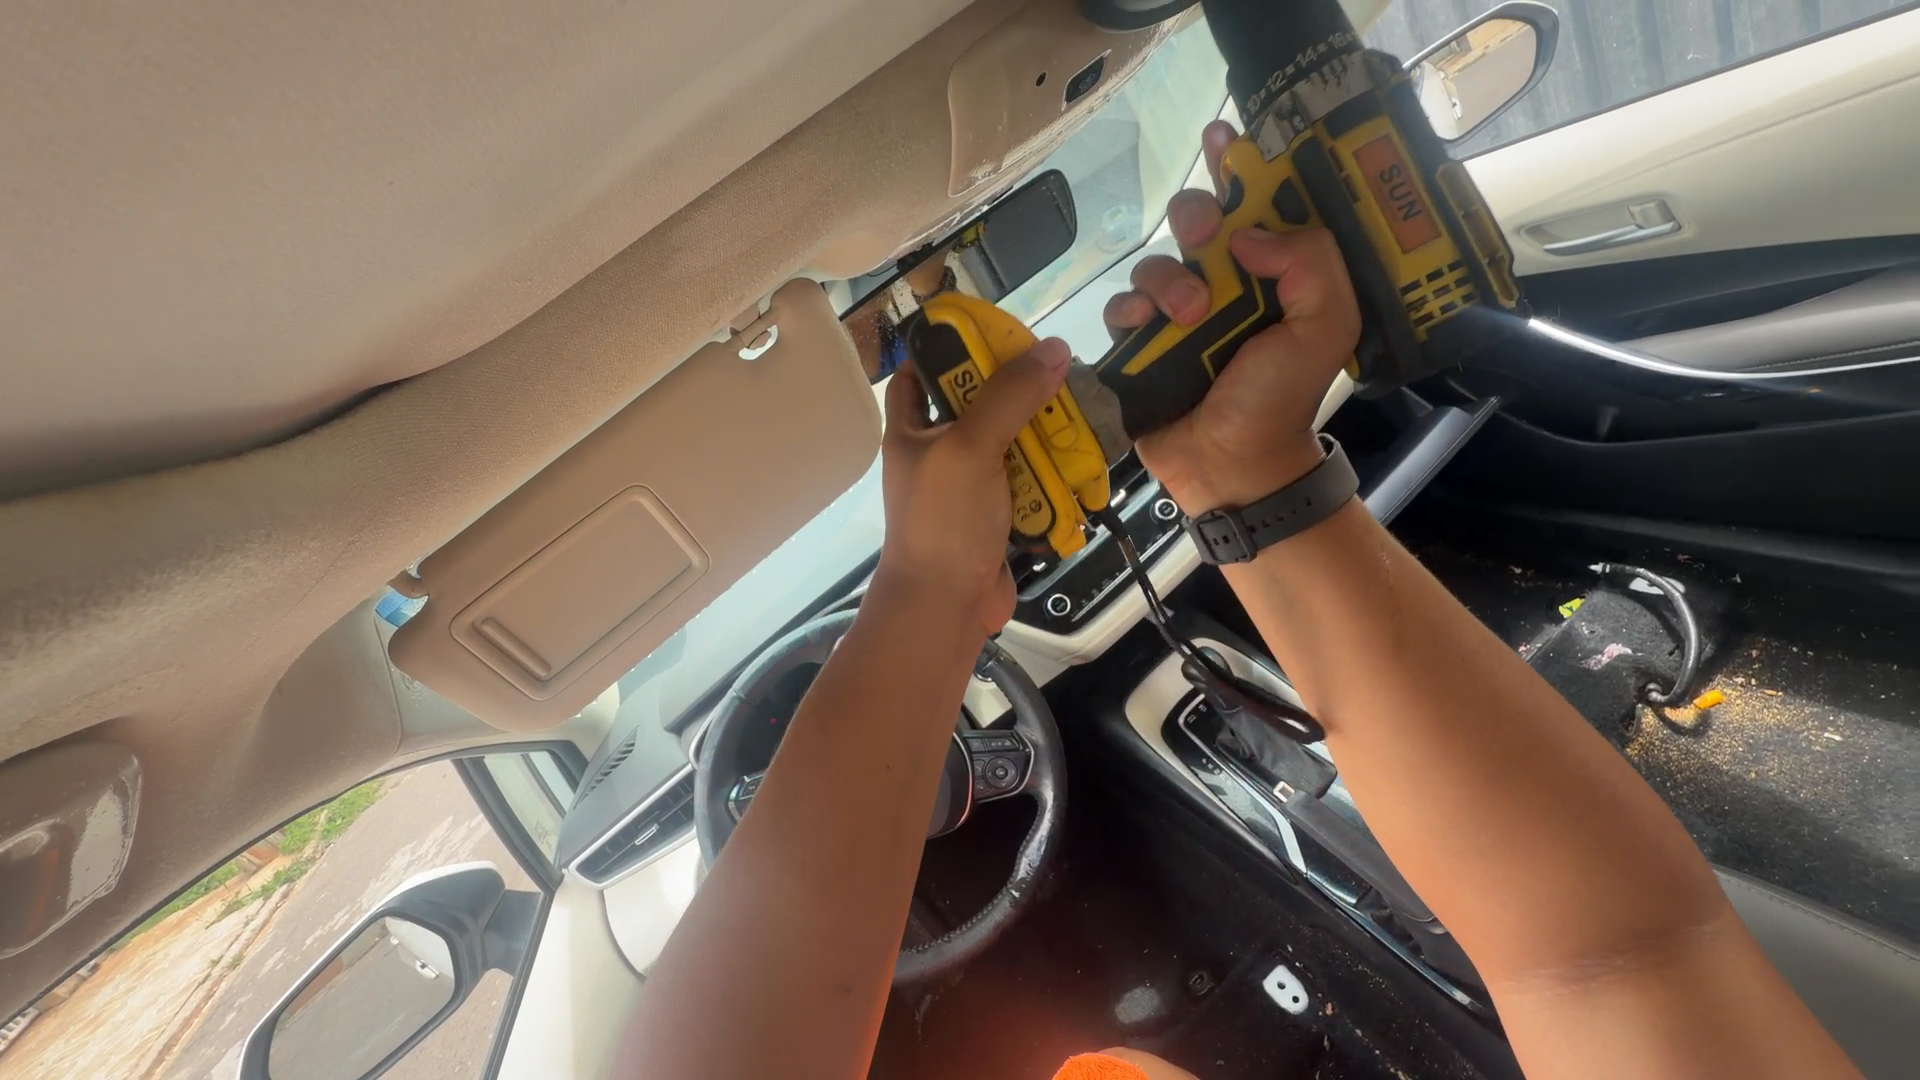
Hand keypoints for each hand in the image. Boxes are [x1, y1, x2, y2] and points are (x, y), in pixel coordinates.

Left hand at [876, 340, 1070, 635]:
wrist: (946, 606)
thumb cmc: (943, 521)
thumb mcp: (970, 447)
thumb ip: (1008, 397)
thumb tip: (1051, 349)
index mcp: (912, 430)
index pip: (920, 373)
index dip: (947, 349)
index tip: (990, 334)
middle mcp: (938, 453)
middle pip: (978, 405)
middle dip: (1016, 393)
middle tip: (1056, 374)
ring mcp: (969, 486)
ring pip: (1010, 444)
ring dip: (1042, 435)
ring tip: (1079, 417)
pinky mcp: (998, 514)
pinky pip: (1028, 483)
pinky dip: (1050, 475)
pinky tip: (1078, 463)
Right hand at [1105, 120, 1360, 513]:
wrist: (1230, 466)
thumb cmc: (1278, 401)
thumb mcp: (1323, 327)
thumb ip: (1310, 263)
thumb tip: (1248, 233)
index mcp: (1271, 278)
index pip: (1256, 208)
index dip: (1239, 168)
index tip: (1222, 138)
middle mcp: (1221, 289)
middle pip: (1194, 223)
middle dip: (1196, 216)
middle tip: (1207, 238)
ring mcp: (1175, 319)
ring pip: (1154, 264)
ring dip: (1167, 280)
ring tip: (1189, 318)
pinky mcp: (1139, 347)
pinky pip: (1120, 309)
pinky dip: (1127, 310)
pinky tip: (1143, 326)